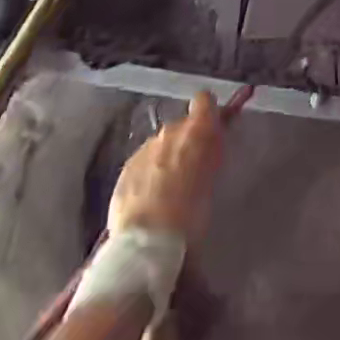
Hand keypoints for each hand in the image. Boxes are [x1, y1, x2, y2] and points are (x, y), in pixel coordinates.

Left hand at [107, 91, 231, 239]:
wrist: (148, 240)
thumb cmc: (193, 208)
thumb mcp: (215, 174)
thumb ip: (212, 148)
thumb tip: (213, 136)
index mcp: (196, 129)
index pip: (204, 99)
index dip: (208, 112)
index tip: (211, 129)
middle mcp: (168, 132)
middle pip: (181, 125)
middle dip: (186, 141)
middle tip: (191, 168)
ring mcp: (143, 150)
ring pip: (160, 145)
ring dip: (166, 157)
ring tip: (168, 188)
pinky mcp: (124, 170)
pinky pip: (143, 163)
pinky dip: (148, 174)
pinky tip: (150, 199)